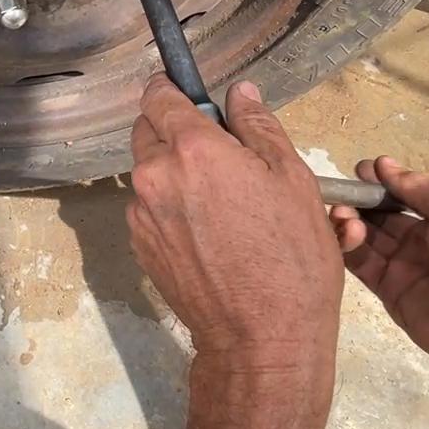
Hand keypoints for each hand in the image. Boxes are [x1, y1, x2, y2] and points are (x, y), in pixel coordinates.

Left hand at [126, 76, 343, 384]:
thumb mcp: (292, 180)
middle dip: (172, 131)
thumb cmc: (289, 256)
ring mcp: (139, 210)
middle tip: (214, 154)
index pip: (157, 96)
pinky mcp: (137, 241)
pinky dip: (166, 206)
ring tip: (217, 201)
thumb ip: (258, 126)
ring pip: (146, 170)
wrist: (260, 338)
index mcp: (191, 148)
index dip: (169, 89)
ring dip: (170, 171)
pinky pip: (146, 206)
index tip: (182, 93)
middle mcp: (154, 173)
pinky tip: (204, 231)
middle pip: (146, 130)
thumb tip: (239, 92)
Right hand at [329, 157, 428, 386]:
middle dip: (362, 200)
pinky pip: (362, 263)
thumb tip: (383, 164)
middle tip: (342, 191)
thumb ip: (416, 187)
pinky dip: (348, 244)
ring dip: (351, 219)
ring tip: (341, 212)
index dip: (385, 182)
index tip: (362, 171)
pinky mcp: (389, 291)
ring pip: (369, 237)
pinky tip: (347, 231)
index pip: (410, 195)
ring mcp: (408, 267)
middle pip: (384, 215)